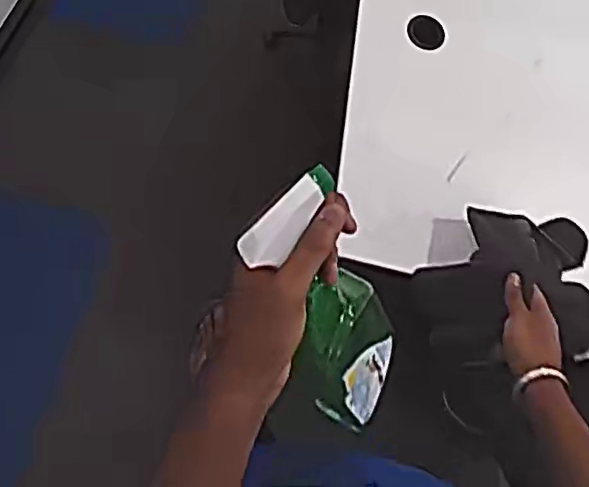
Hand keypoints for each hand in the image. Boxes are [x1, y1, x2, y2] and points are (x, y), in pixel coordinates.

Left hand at [202, 193, 356, 410]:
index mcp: (257, 244)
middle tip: (336, 251)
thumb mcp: (291, 286)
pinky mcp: (281, 287)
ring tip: (326, 274)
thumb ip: (313, 246)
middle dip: (326, 235)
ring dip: (325, 255)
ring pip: (308, 244)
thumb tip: (331, 213)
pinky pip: (306, 265)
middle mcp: (262, 253)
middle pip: (303, 223)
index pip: (293, 206)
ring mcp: (271, 271)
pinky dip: (320, 269)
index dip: (322, 206)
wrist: (244, 383)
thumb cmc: (256, 341)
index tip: (344, 217)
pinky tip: (322, 283)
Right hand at [503, 273, 562, 377]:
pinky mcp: (538, 358)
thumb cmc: (529, 349)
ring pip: (527, 328)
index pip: (534, 290)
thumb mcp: (517, 317)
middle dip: (517, 306)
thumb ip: (515, 296)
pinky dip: (514, 344)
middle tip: (503, 303)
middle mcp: (548, 325)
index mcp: (544, 311)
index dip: (523, 283)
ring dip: (514, 327)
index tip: (514, 278)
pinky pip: (524, 345)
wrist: (536, 386)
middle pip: (531, 309)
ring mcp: (544, 343)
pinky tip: (505, 348)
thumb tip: (515, 276)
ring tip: (500, 327)